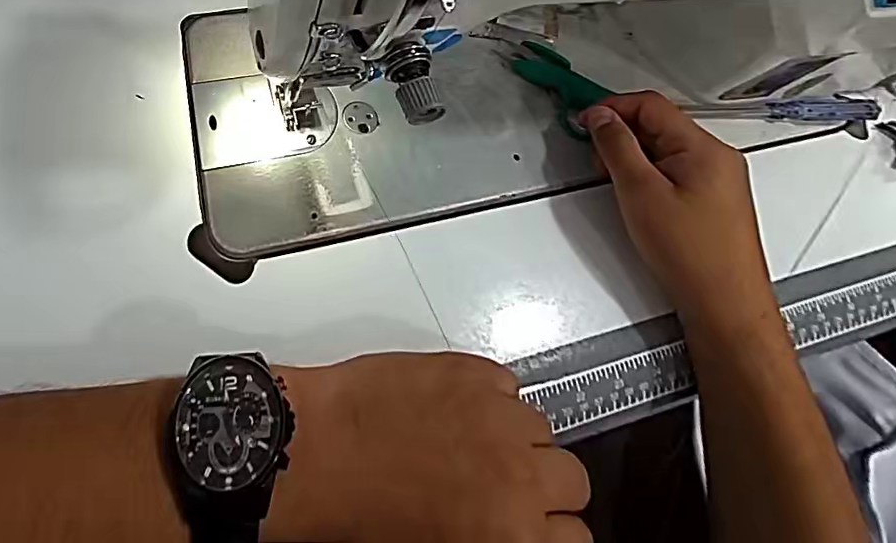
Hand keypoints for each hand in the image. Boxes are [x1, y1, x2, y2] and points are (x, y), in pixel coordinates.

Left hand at [265, 353, 589, 542]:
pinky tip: (461, 405)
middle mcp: (516, 473)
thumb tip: (514, 527)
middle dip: (544, 481)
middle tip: (511, 479)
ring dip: (518, 432)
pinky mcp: (469, 370)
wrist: (320, 452)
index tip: (537, 521)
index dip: (552, 529)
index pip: (576, 537)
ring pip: (540, 423)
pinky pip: (506, 380)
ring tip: (480, 437)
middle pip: (571, 476)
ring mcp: (494, 414)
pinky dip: (492, 392)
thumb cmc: (362, 511)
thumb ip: (499, 535)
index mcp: (513, 535)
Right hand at [578, 93, 781, 343]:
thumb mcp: (639, 191)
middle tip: (596, 156)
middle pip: (656, 123)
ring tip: (614, 182)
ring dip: (630, 155)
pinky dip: (646, 173)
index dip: (611, 108)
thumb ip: (616, 145)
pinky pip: (671, 168)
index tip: (585, 120)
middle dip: (619, 135)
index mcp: (704, 149)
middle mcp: (716, 158)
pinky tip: (634, 196)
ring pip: (662, 147)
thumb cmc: (693, 257)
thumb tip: (601, 117)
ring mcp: (716, 179)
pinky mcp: (711, 198)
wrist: (725, 308)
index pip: (650, 105)